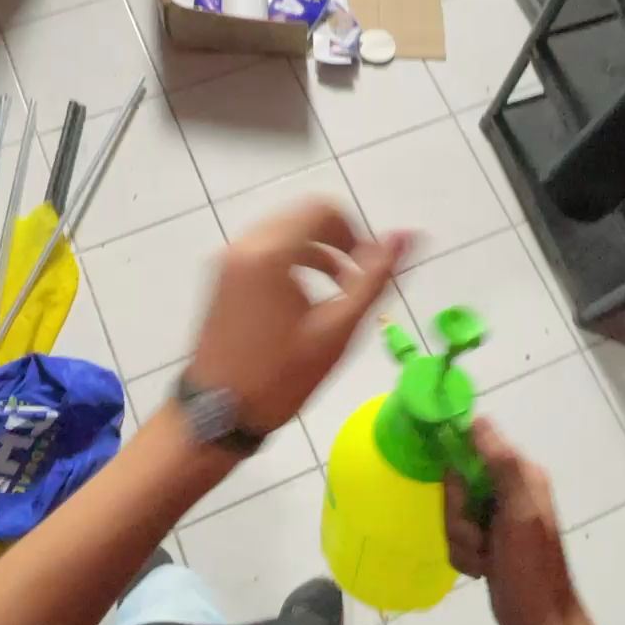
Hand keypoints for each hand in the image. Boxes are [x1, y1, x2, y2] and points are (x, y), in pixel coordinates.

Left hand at [186, 199, 410, 433]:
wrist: (218, 414)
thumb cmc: (281, 377)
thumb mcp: (337, 330)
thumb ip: (374, 278)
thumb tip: (407, 235)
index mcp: (271, 252)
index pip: (324, 210)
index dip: (356, 234)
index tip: (367, 271)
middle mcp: (244, 244)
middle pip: (303, 216)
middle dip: (338, 243)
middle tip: (355, 283)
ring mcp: (227, 259)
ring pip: (284, 232)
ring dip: (317, 252)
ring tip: (337, 293)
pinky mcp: (221, 276)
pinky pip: (264, 249)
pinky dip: (291, 260)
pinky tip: (306, 299)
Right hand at [446, 419, 583, 624]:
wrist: (541, 623)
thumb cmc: (531, 565)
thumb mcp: (520, 509)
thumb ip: (502, 463)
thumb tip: (476, 420)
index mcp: (520, 473)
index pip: (475, 442)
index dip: (457, 459)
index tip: (455, 486)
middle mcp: (506, 488)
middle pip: (455, 481)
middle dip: (459, 514)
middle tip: (479, 535)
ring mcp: (494, 515)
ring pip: (451, 511)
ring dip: (461, 539)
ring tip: (484, 558)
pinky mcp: (483, 539)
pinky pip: (454, 535)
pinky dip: (463, 555)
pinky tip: (483, 569)